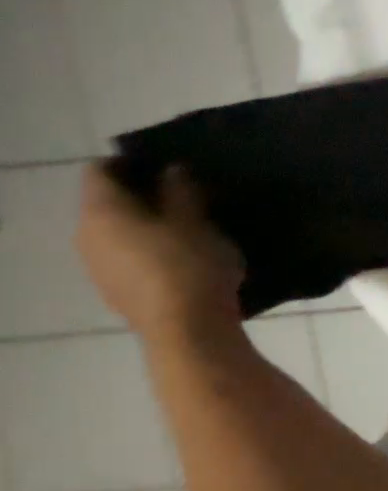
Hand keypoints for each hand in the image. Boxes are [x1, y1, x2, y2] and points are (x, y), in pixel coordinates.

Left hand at [75, 164, 243, 338]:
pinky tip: (182, 258)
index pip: (98, 171)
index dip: (128, 162)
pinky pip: (126, 256)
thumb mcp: (196, 221)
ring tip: (189, 227)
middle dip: (140, 195)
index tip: (165, 163)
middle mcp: (86, 234)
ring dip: (146, 223)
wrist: (186, 328)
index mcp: (102, 211)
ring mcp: (96, 265)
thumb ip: (181, 192)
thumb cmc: (190, 264)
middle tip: (185, 194)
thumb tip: (172, 170)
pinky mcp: (115, 288)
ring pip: (116, 231)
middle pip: (105, 202)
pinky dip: (148, 248)